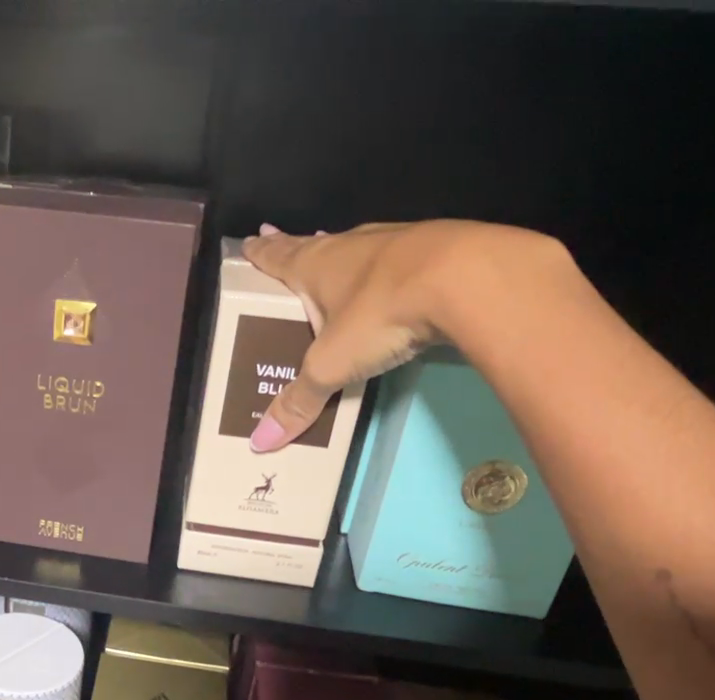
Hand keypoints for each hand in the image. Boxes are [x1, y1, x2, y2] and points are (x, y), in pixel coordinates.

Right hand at [241, 220, 565, 450]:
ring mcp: (394, 243)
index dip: (259, 254)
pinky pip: (395, 259)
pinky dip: (383, 268)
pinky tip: (389, 276)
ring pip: (356, 248)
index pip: (276, 257)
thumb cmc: (379, 313)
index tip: (248, 243)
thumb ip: (299, 401)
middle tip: (280, 246)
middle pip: (313, 246)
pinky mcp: (434, 250)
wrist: (466, 279)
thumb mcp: (331, 365)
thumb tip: (260, 442)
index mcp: (314, 265)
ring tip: (331, 263)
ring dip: (341, 257)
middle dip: (295, 249)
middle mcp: (349, 245)